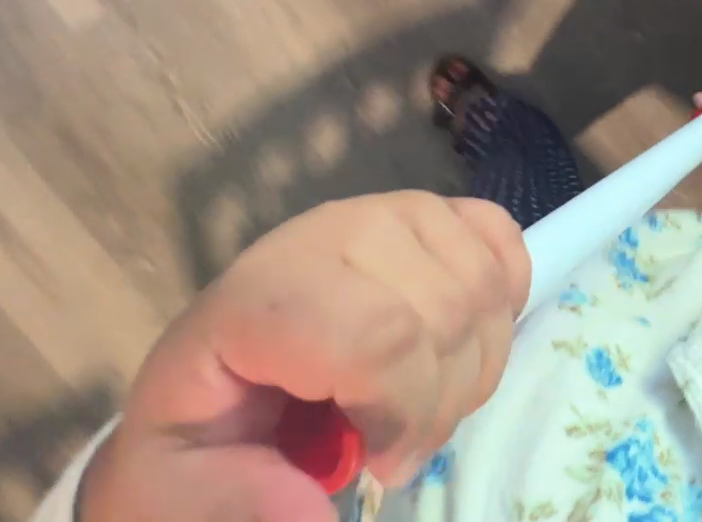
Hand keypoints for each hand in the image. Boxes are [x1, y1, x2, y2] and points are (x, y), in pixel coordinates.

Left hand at [79, 192, 528, 521]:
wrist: (227, 372)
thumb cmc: (213, 433)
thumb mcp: (194, 492)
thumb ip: (245, 508)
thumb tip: (317, 517)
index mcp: (263, 293)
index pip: (378, 336)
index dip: (404, 413)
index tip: (383, 466)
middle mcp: (337, 229)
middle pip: (446, 313)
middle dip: (442, 401)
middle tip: (405, 443)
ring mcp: (395, 209)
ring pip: (483, 285)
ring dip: (477, 363)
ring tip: (430, 399)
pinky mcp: (438, 210)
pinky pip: (504, 238)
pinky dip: (506, 300)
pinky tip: (465, 340)